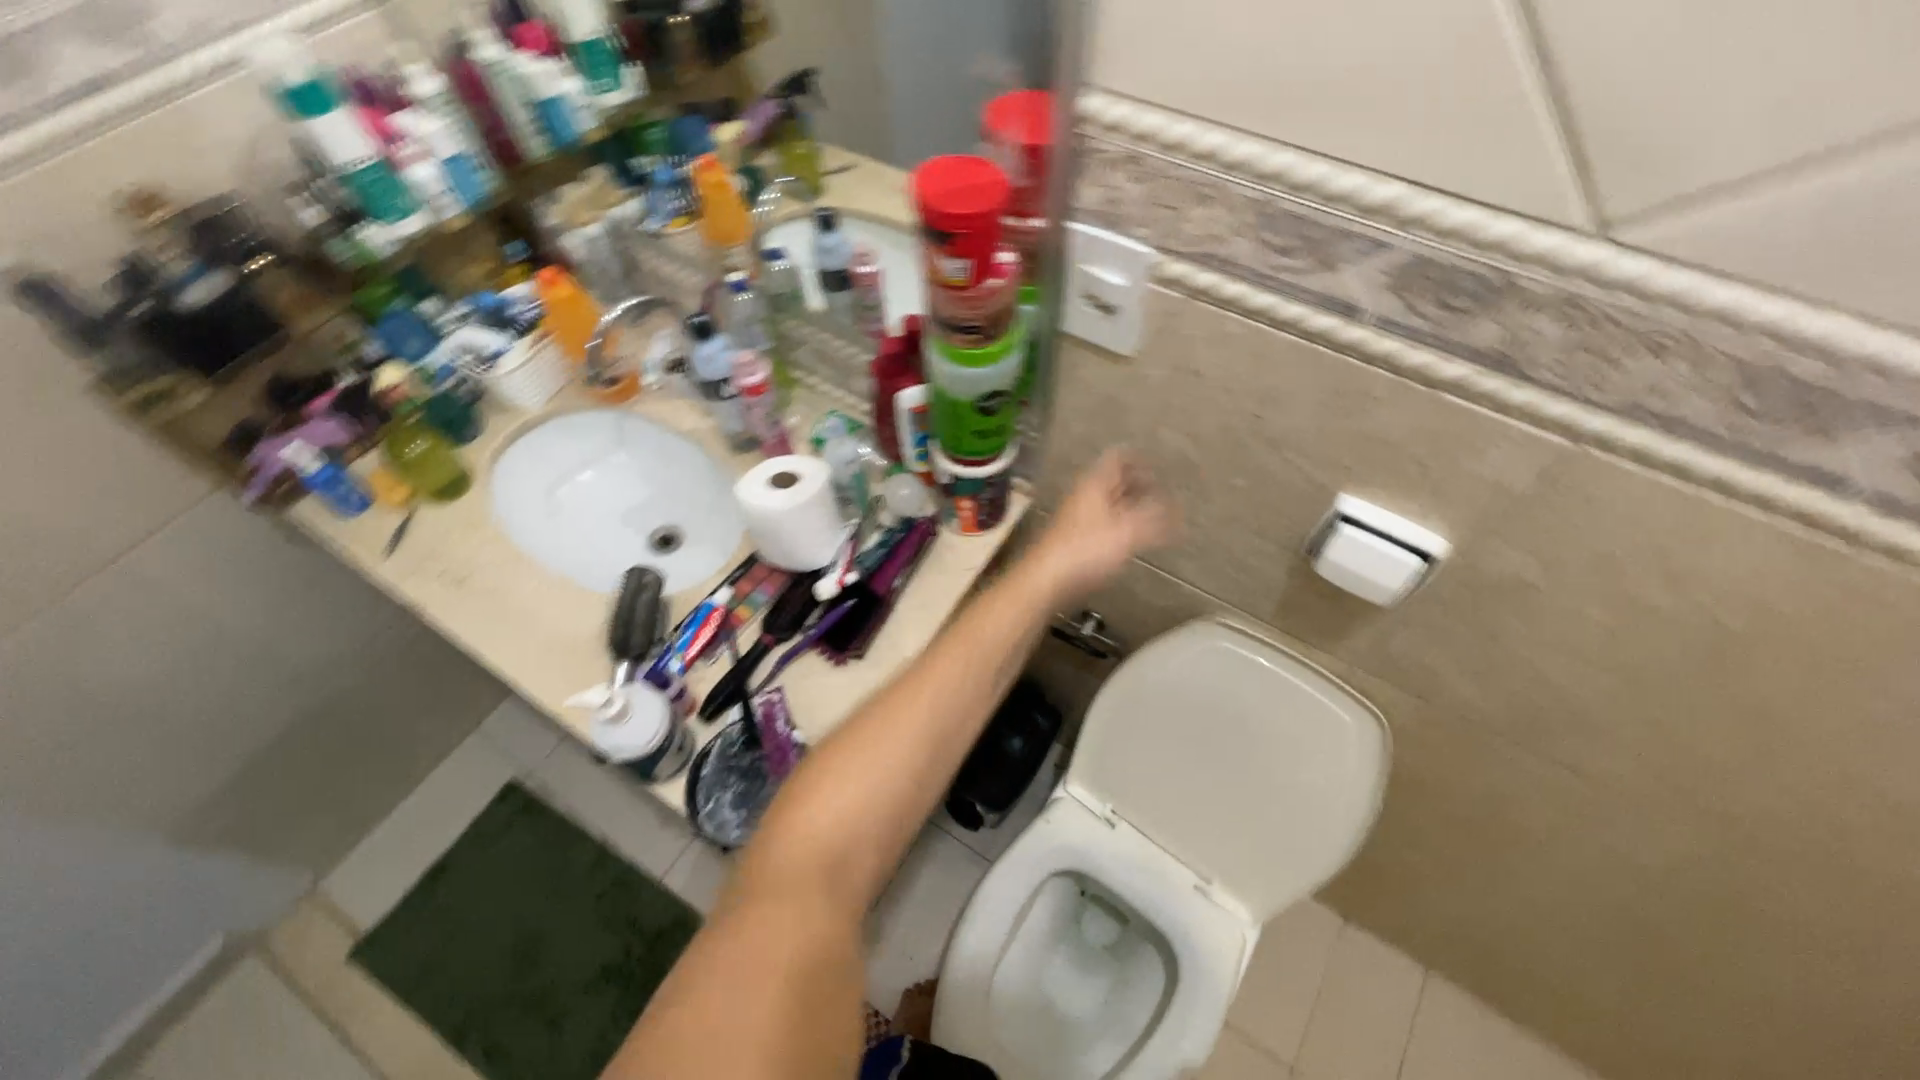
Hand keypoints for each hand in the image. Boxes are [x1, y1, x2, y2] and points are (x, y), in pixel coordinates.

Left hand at [1028, 449, 1178, 601]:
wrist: (1047, 579)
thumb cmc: (1087, 549)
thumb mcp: (1128, 530)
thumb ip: (1155, 517)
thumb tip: (1177, 508)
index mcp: (1095, 484)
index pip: (1118, 457)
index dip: (1139, 459)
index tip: (1160, 467)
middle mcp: (1085, 495)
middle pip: (1113, 480)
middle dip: (1137, 483)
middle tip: (1161, 490)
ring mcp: (1078, 518)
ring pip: (1107, 503)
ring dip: (1129, 505)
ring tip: (1153, 515)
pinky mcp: (1075, 541)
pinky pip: (1103, 524)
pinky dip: (1120, 526)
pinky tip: (1131, 539)